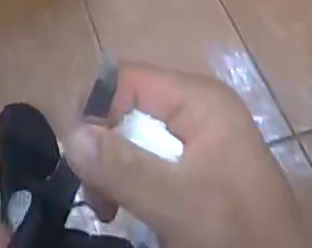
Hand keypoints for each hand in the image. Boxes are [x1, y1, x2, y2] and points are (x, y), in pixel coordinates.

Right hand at [64, 64, 306, 247]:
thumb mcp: (184, 205)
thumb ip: (127, 168)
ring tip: (108, 209)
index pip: (127, 80)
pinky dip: (130, 188)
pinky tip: (126, 213)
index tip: (79, 159)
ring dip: (113, 173)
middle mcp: (196, 111)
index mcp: (200, 99)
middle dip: (103, 148)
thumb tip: (70, 135)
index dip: (97, 111)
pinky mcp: (194, 176)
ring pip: (132, 140)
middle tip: (97, 196)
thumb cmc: (241, 238)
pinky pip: (147, 167)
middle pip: (126, 109)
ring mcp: (196, 144)